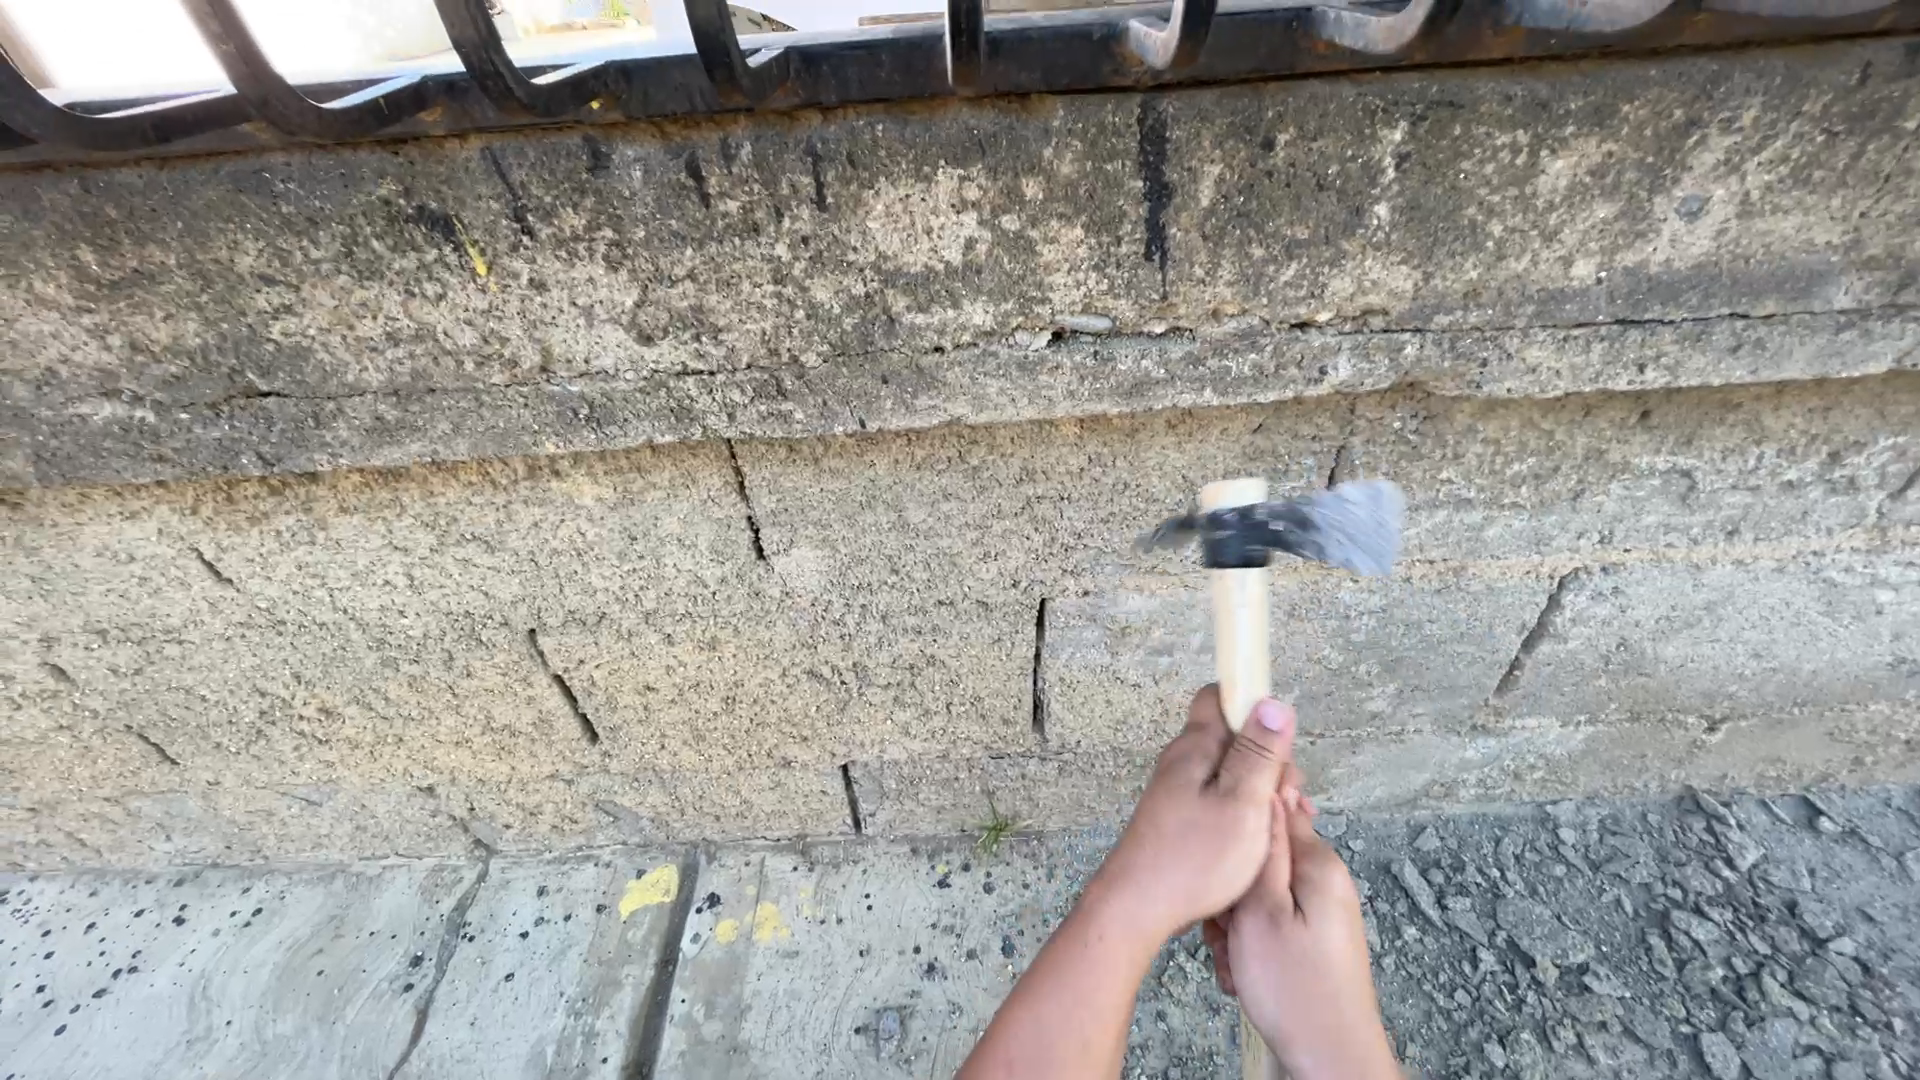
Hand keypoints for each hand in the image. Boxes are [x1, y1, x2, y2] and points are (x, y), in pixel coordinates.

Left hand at [1085, 685, 1295, 943]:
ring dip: (1262, 788)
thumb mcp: (1242, 802)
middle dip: (1269, 758)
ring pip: (1231, 770)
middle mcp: (1183, 759)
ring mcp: (1179, 788)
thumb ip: (1259, 753)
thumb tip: (1273, 701)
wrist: (1140, 904)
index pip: (1220, 697)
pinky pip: (1221, 796)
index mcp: (1195, 746)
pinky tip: (1263, 838)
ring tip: (1285, 822)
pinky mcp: (1180, 815)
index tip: (1282, 743)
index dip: (1253, 706)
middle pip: (1232, 736)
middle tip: (1290, 799)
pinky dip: (1246, 808)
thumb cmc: (1195, 856)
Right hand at [1202, 768, 1398, 1079]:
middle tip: (1222, 924)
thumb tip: (1272, 787)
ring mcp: (1318, 909)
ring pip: (1256, 890)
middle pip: (1257, 854)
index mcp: (1317, 863)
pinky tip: (1240, 967)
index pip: (1271, 807)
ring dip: (1233, 919)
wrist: (1329, 1063)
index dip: (1235, 826)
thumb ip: (1266, 846)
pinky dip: (1247, 940)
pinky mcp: (1311, 935)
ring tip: (1230, 953)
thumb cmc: (1292, 986)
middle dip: (1228, 885)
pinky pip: (1267, 918)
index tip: (1216, 856)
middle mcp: (1323, 879)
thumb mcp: (1262, 908)